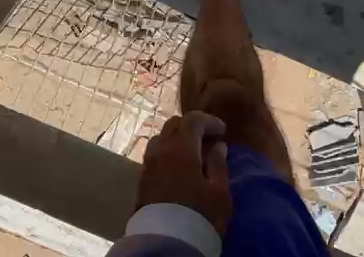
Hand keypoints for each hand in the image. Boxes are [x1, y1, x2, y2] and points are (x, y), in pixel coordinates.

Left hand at [135, 111, 232, 234]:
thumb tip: (219, 146)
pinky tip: (177, 168)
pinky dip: (167, 153)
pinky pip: (154, 156)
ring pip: (161, 138)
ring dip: (177, 139)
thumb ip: (219, 166)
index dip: (209, 121)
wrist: (166, 247)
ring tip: (191, 153)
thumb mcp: (219, 193)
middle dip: (192, 126)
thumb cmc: (199, 217)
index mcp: (182, 148)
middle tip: (207, 139)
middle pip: (174, 124)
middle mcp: (162, 150)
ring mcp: (148, 165)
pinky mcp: (142, 182)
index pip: (193, 119)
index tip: (222, 131)